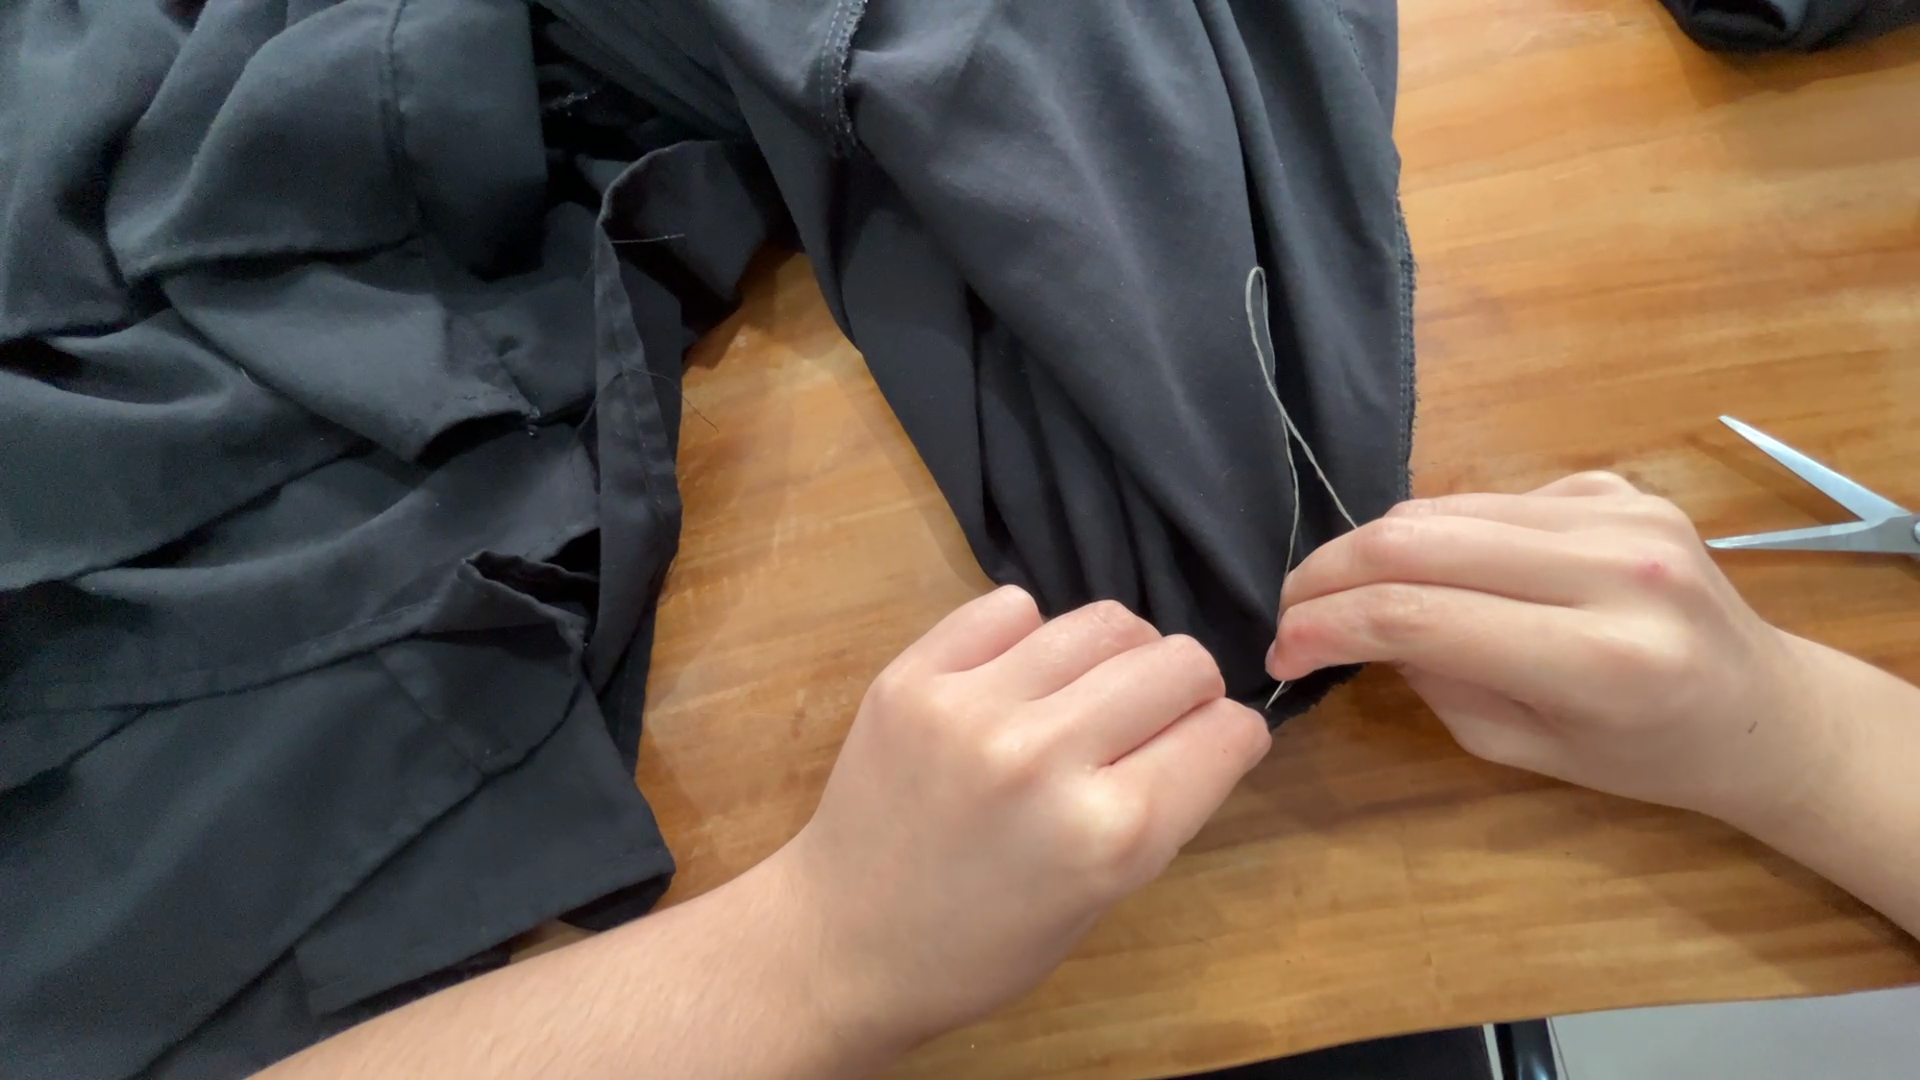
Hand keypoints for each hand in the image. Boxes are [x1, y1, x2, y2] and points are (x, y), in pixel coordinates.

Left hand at [768, 587, 1269, 1051]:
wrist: (844, 935)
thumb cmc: (982, 941)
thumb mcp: (1100, 897)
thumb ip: (1161, 803)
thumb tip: (1207, 718)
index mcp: (1109, 835)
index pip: (1224, 732)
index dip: (1230, 731)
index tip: (1210, 736)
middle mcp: (1044, 756)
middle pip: (1175, 661)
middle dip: (1186, 683)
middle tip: (1152, 707)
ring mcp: (971, 705)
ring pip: (1102, 620)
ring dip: (1117, 651)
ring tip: (1086, 685)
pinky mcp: (913, 673)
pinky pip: (1010, 605)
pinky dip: (1031, 632)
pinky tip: (1014, 672)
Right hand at [1265, 471, 1840, 826]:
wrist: (1766, 711)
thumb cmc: (1636, 755)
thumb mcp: (1508, 745)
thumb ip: (1424, 675)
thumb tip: (1348, 623)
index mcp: (1601, 659)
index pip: (1412, 616)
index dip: (1322, 628)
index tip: (1280, 653)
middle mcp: (1617, 568)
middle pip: (1409, 544)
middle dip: (1321, 576)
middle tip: (1289, 611)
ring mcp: (1618, 512)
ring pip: (1428, 511)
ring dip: (1360, 552)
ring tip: (1339, 591)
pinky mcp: (1608, 485)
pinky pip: (1470, 501)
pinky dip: (1421, 535)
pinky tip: (1428, 571)